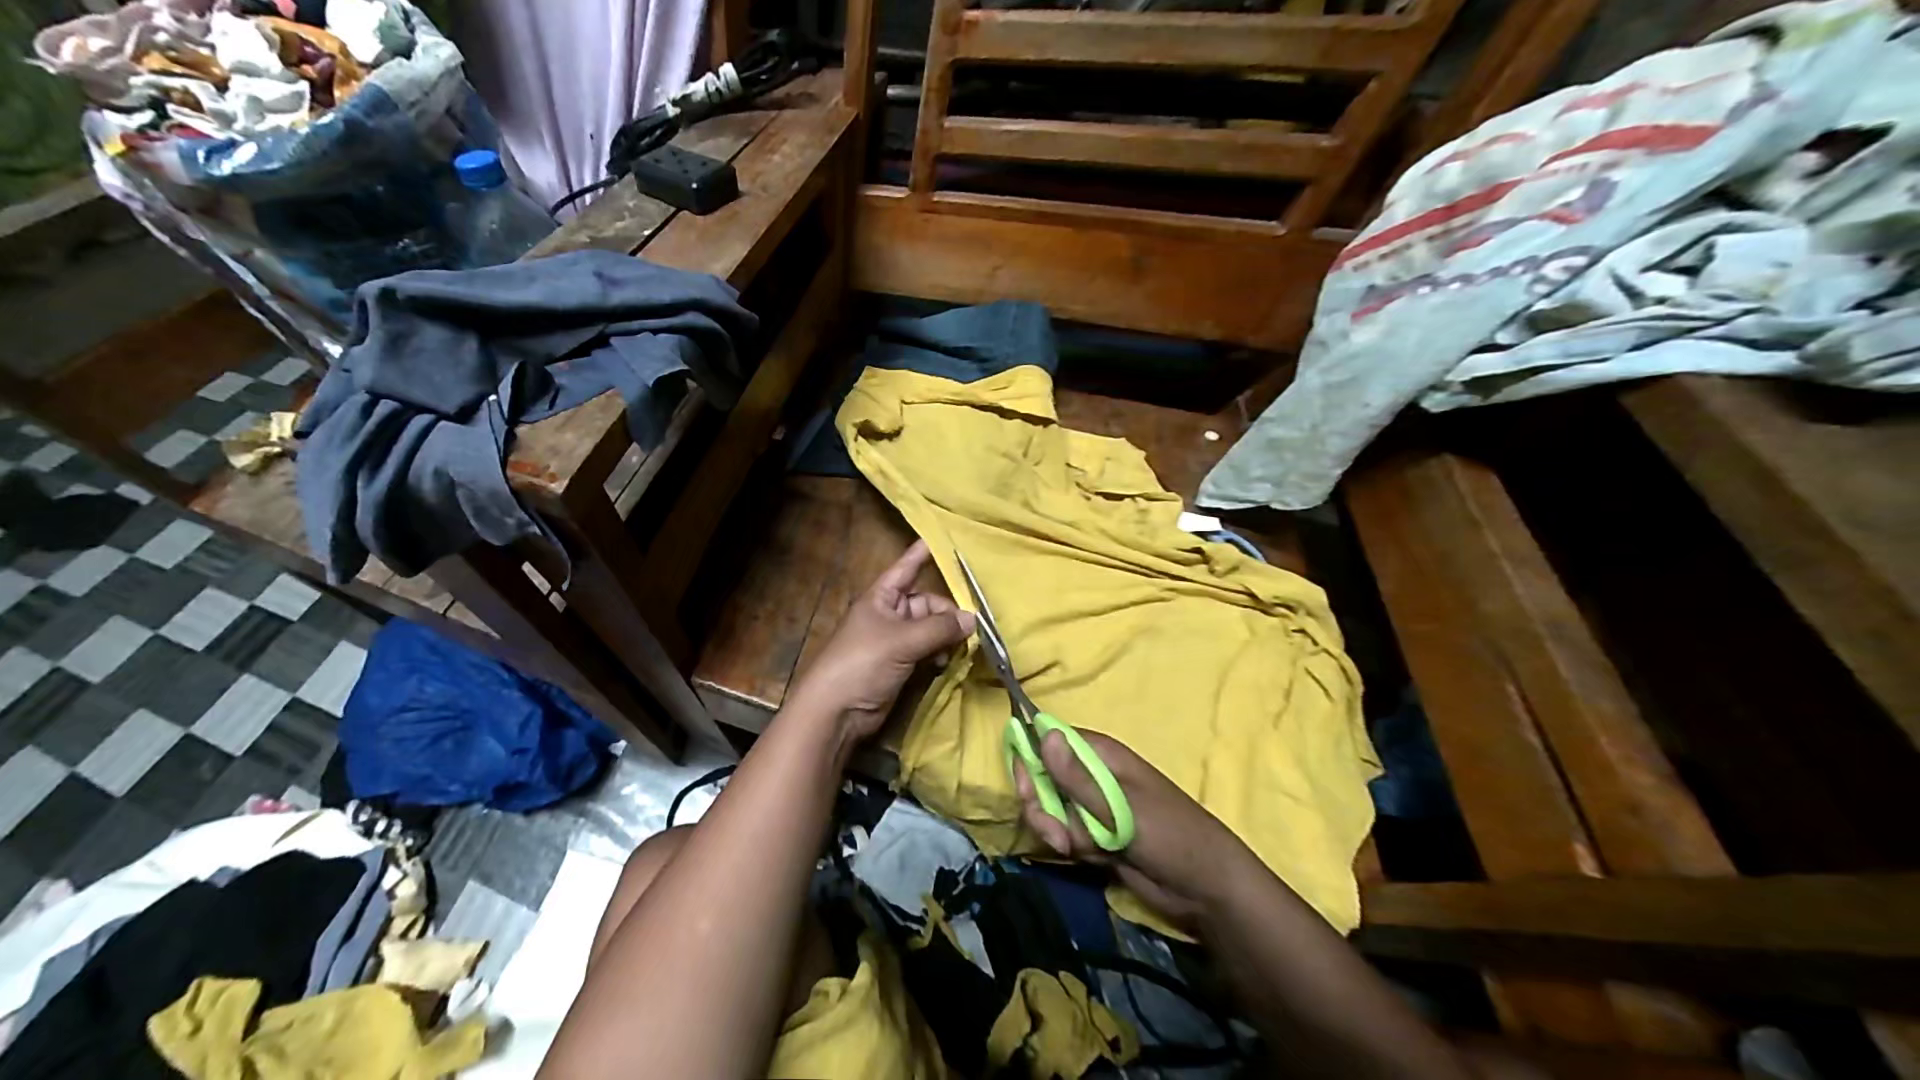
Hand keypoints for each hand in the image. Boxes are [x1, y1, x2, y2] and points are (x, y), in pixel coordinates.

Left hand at [784, 540, 975, 739]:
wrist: (836, 711)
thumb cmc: (862, 662)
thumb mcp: (902, 640)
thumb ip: (940, 628)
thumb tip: (973, 620)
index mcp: (881, 598)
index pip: (905, 568)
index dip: (921, 554)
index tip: (939, 540)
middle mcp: (889, 615)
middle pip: (926, 603)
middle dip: (948, 612)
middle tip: (969, 628)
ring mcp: (895, 641)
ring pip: (930, 629)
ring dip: (947, 636)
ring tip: (961, 647)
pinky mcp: (900, 665)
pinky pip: (928, 651)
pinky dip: (940, 654)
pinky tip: (948, 663)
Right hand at [1015, 730, 1257, 929]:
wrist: (1204, 888)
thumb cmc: (1169, 835)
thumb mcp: (1120, 807)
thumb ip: (1076, 777)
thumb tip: (1043, 733)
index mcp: (1100, 754)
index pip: (1048, 740)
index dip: (1031, 761)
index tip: (1026, 790)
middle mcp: (1092, 774)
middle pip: (1042, 778)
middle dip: (1042, 807)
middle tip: (1057, 834)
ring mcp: (1093, 806)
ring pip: (1051, 810)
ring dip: (1056, 831)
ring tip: (1078, 850)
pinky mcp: (1095, 835)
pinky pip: (1065, 833)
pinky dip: (1072, 847)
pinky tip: (1092, 859)